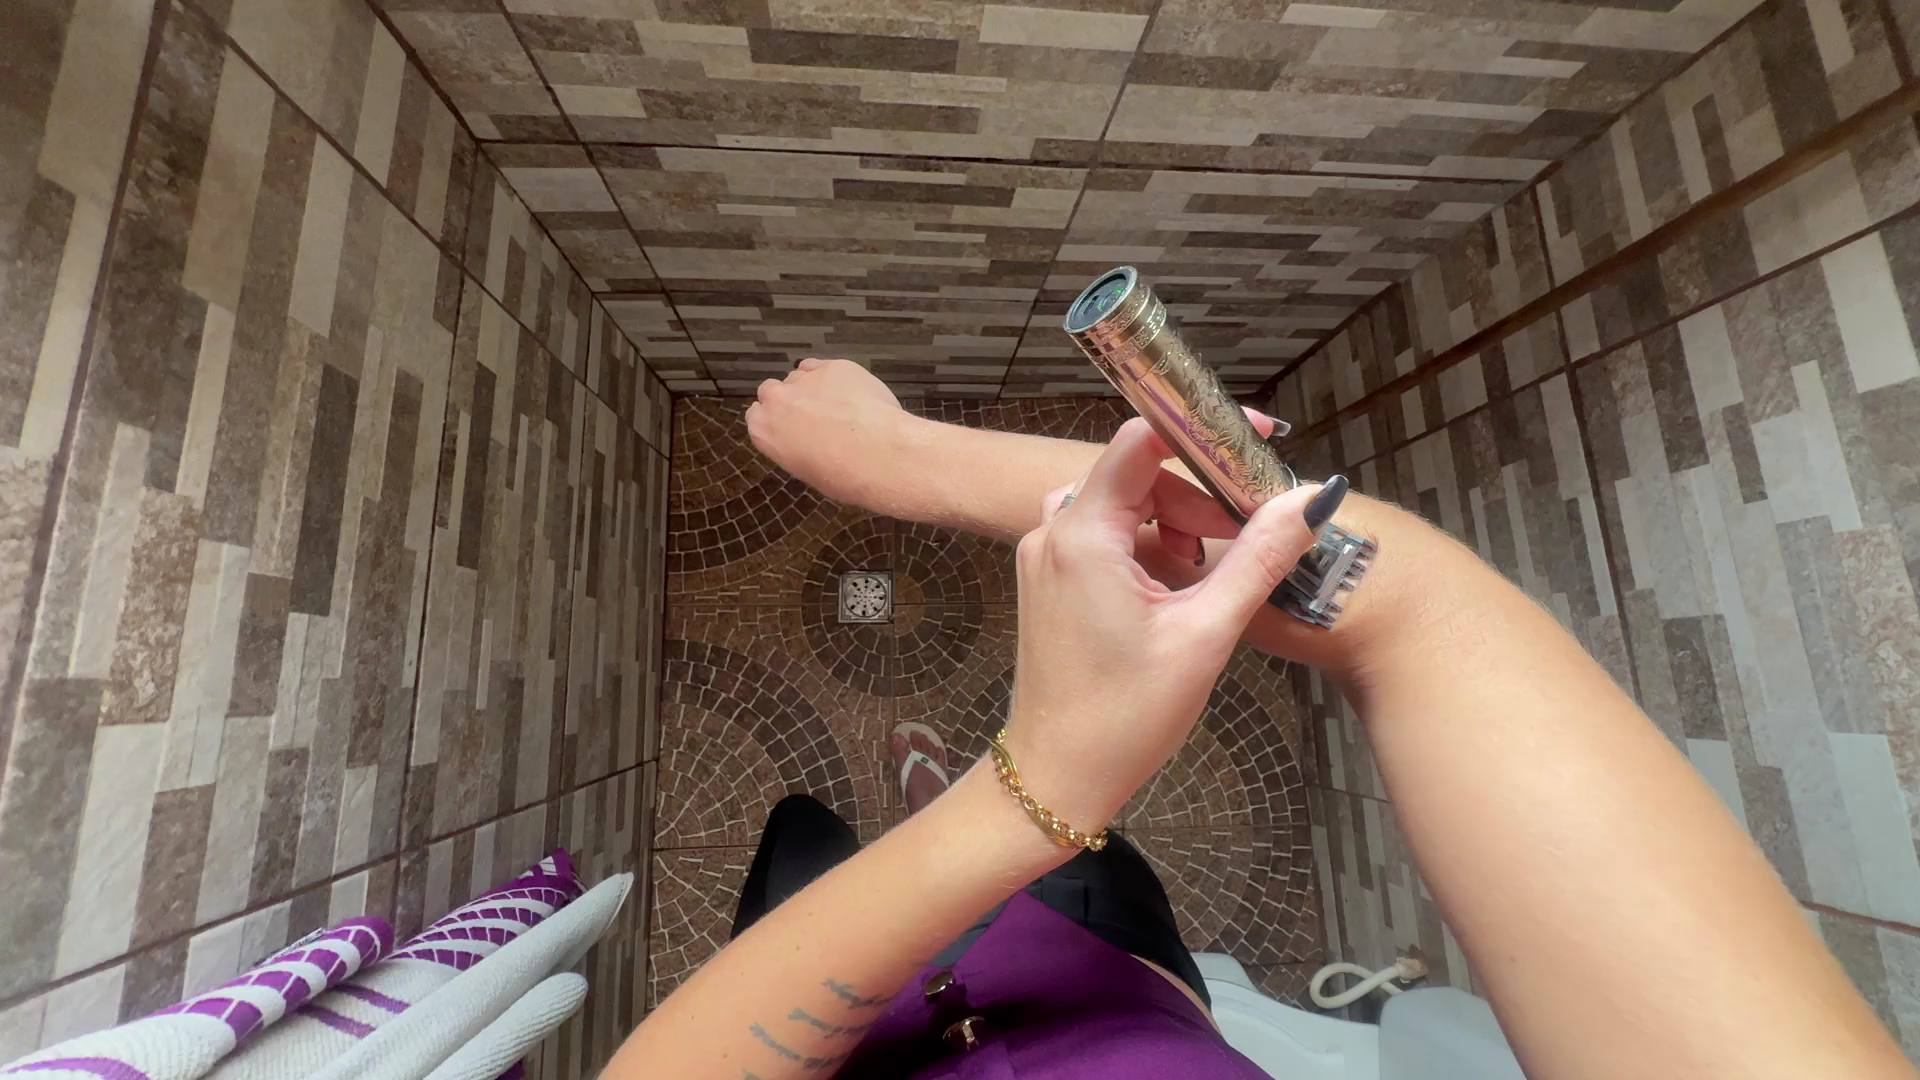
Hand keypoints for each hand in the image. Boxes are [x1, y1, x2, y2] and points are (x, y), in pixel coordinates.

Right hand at [745, 358, 907, 506]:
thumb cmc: (842, 476)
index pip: (756, 415)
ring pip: (801, 375)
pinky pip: (826, 366)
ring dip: (813, 387)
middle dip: (789, 400)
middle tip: (813, 415)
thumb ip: (798, 447)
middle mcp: (777, 400)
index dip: (775, 419)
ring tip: (840, 406)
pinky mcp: (835, 366)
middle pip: (772, 390)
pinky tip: (851, 393)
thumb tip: (810, 442)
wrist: (877, 454)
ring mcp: (806, 379)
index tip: (790, 427)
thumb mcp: (808, 470)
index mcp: (764, 431)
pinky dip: (835, 377)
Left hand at [1003, 419, 1329, 830]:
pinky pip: (1099, 535)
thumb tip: (1311, 499)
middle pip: (1134, 474)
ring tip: (1206, 571)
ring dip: (1171, 521)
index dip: (1201, 429)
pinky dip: (1142, 543)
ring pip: (1119, 504)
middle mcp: (1052, 532)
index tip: (1255, 439)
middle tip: (1240, 535)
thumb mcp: (1205, 634)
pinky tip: (1171, 585)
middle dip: (1194, 494)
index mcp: (1083, 535)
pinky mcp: (1048, 579)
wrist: (1056, 774)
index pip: (1139, 440)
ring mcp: (1043, 556)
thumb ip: (1258, 558)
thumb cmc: (1126, 715)